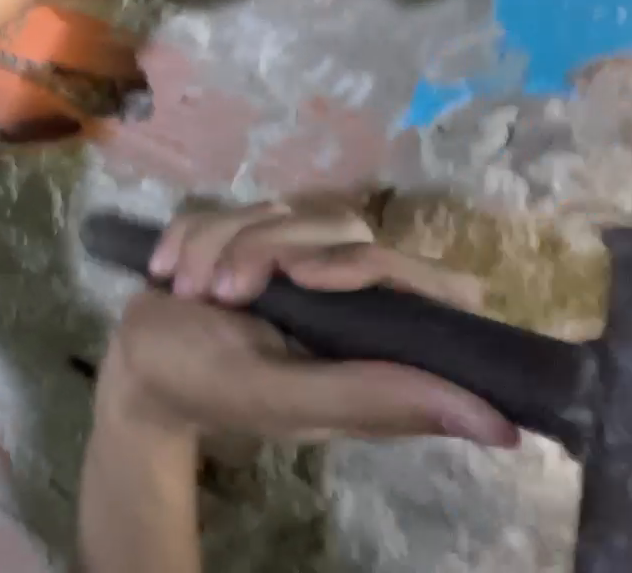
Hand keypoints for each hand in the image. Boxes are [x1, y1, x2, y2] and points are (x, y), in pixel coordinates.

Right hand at [95, 203, 518, 447]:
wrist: (132, 363)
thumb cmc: (202, 387)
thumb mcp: (279, 397)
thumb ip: (370, 397)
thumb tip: (500, 424)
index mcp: (368, 340)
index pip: (412, 275)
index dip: (366, 263)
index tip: (304, 279)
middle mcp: (338, 294)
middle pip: (333, 227)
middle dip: (260, 250)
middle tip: (220, 294)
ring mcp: (284, 260)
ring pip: (271, 211)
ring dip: (212, 246)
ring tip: (187, 290)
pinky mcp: (238, 238)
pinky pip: (222, 208)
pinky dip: (187, 236)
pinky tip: (168, 271)